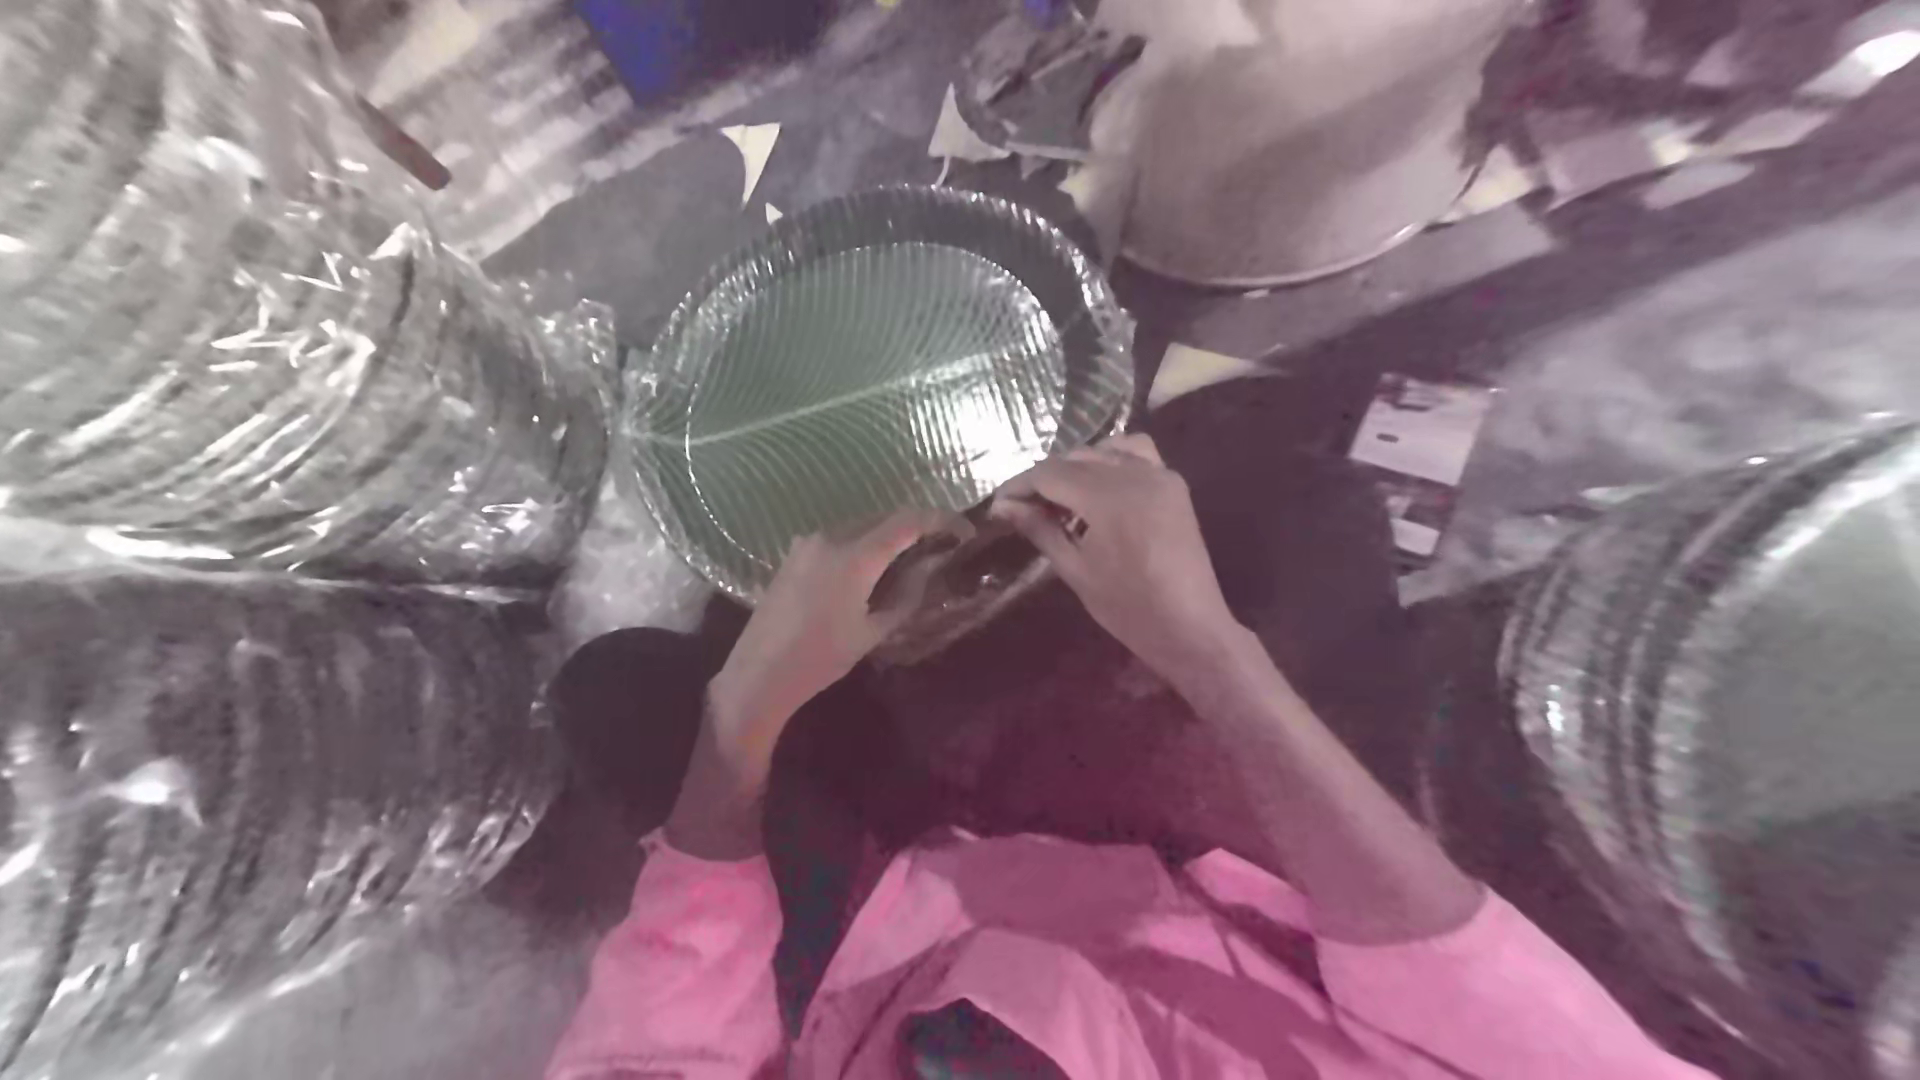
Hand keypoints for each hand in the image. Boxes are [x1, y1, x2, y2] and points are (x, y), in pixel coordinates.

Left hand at [708, 509, 944, 759]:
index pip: (908, 521)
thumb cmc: (820, 658)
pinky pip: (840, 536)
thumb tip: (927, 570)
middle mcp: (831, 536)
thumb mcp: (872, 631)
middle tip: (941, 546)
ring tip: (910, 558)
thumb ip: (905, 596)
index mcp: (854, 556)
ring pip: (862, 524)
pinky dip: (864, 542)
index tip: (965, 532)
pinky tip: (873, 567)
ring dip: (889, 534)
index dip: (942, 521)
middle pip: (885, 517)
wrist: (759, 673)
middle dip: (917, 526)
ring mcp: (808, 542)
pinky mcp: (795, 552)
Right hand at [990, 435, 1242, 686]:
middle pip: (1074, 459)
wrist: (1189, 626)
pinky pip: (1136, 453)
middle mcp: (1135, 474)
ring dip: (1074, 467)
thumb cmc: (1127, 607)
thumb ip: (1039, 529)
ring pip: (1103, 451)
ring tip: (1059, 497)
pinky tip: (1098, 483)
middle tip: (1022, 508)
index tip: (999, 504)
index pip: (1050, 474)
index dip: (1020, 486)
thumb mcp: (1075, 569)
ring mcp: (1158, 474)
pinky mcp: (1172, 483)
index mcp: (1108, 498)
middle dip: (1043, 479)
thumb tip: (1003, 507)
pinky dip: (1110, 458)